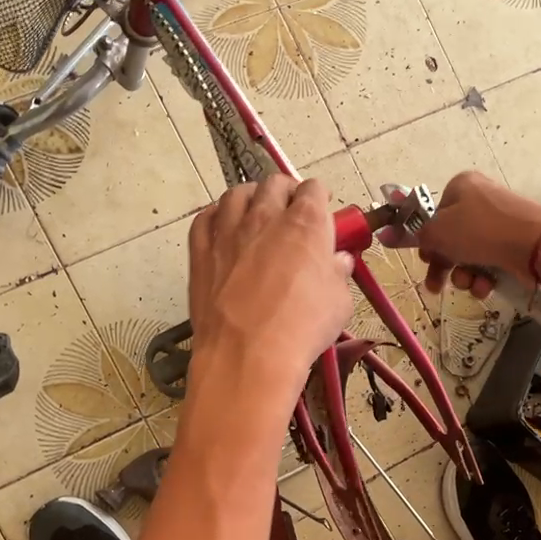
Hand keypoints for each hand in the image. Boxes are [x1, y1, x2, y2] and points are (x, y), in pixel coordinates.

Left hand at [187, 176, 353, 394]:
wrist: (248, 355)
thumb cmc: (301, 329)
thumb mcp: (339, 303)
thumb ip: (337, 275)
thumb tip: (337, 262)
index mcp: (306, 223)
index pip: (313, 190)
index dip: (319, 199)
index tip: (321, 212)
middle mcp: (265, 216)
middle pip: (274, 184)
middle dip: (285, 192)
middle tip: (290, 210)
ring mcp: (228, 231)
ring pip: (236, 194)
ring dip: (250, 198)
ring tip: (255, 213)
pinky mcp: (201, 252)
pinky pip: (205, 219)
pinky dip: (216, 217)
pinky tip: (221, 228)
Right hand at [415, 171, 540, 297]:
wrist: (536, 245)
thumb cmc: (481, 231)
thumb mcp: (439, 232)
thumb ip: (412, 235)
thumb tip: (383, 233)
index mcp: (460, 187)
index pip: (432, 214)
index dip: (425, 240)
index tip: (423, 259)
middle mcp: (479, 201)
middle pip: (448, 239)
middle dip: (443, 265)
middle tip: (436, 285)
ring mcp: (497, 223)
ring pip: (467, 255)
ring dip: (463, 275)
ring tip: (469, 283)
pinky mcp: (512, 244)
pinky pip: (487, 263)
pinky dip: (483, 277)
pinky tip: (486, 285)